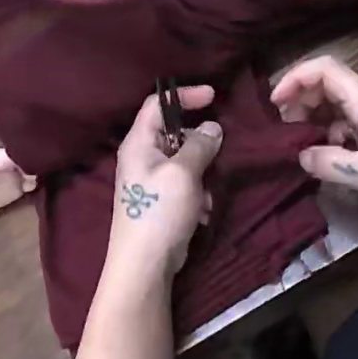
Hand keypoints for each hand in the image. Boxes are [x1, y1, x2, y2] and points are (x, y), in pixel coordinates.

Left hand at [105, 85, 223, 280]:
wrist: (145, 263)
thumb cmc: (159, 211)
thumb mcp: (183, 172)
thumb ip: (199, 145)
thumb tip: (212, 127)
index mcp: (138, 143)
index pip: (156, 104)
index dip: (184, 95)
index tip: (213, 97)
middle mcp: (141, 157)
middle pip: (174, 133)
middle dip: (200, 144)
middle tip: (219, 153)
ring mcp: (150, 181)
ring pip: (185, 162)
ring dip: (203, 176)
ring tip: (206, 195)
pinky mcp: (161, 202)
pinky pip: (186, 186)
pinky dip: (198, 195)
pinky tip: (202, 213)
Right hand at [271, 56, 357, 218]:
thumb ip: (330, 163)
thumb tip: (299, 155)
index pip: (324, 69)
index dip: (294, 79)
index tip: (276, 104)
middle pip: (325, 83)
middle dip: (298, 101)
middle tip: (284, 131)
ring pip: (332, 103)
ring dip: (311, 119)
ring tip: (300, 146)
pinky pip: (344, 121)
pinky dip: (327, 133)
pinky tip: (325, 157)